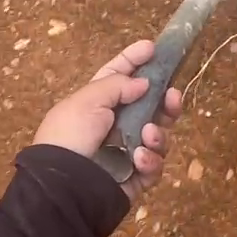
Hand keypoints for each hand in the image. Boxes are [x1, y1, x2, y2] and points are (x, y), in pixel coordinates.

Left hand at [32, 41, 182, 201]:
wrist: (63, 189)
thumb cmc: (71, 136)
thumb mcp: (88, 100)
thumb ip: (119, 85)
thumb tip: (144, 84)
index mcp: (97, 101)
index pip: (118, 74)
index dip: (135, 59)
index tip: (153, 46)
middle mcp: (114, 123)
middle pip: (150, 104)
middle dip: (165, 99)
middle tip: (172, 96)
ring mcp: (127, 150)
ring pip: (158, 133)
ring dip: (158, 132)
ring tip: (148, 134)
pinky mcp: (137, 176)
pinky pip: (155, 163)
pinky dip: (151, 159)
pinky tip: (139, 158)